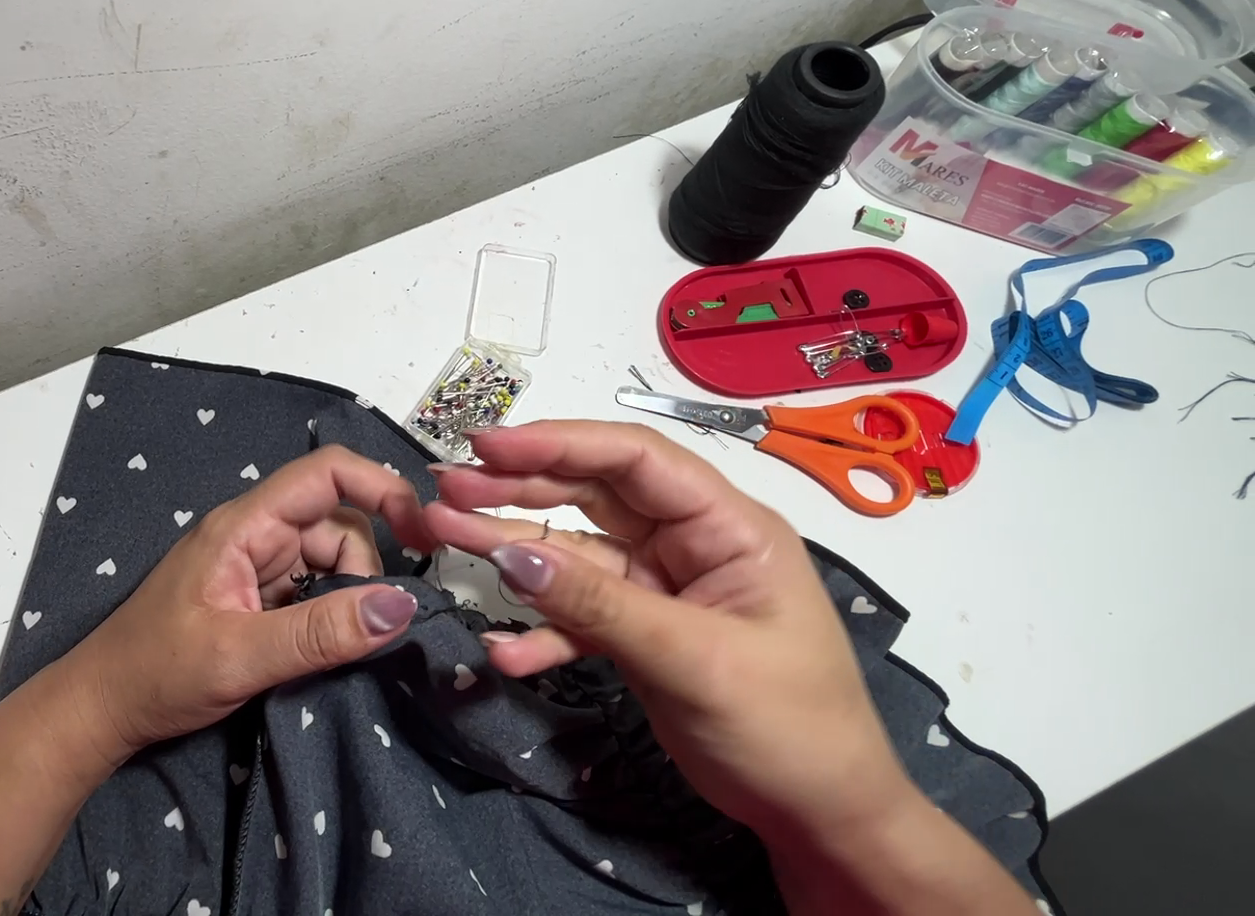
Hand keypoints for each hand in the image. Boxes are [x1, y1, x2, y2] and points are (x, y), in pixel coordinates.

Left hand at [59, 445, 432, 764]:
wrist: (103, 708)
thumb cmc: (156, 672)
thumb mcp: (240, 656)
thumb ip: (320, 633)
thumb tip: (402, 605)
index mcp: (245, 525)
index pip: (325, 474)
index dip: (380, 488)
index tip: (424, 533)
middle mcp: (257, 534)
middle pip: (339, 524)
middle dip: (362, 572)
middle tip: (356, 631)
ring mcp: (260, 565)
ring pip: (333, 561)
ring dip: (347, 599)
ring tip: (325, 649)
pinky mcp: (261, 595)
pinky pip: (316, 589)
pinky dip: (332, 614)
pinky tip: (320, 648)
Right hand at [423, 421, 915, 842]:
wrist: (817, 819)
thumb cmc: (788, 728)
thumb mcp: (693, 660)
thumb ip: (598, 604)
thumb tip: (509, 557)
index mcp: (723, 525)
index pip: (632, 458)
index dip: (557, 443)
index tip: (486, 447)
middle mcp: (683, 540)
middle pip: (588, 494)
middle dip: (515, 490)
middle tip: (447, 487)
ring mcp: (654, 583)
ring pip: (569, 550)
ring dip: (509, 550)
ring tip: (443, 536)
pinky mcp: (632, 626)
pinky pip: (574, 613)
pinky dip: (539, 629)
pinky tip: (505, 651)